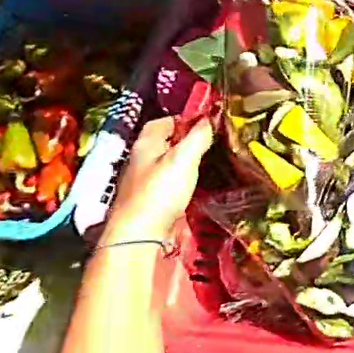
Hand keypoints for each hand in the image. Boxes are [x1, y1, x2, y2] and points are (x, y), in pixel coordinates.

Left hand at [101, 116, 213, 245]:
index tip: (208, 122)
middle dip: (186, 138)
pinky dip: (184, 175)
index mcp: (146, 146)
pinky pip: (170, 178)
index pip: (162, 122)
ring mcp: (144, 180)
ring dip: (187, 157)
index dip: (183, 119)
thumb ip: (198, 138)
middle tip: (213, 140)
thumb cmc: (160, 192)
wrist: (140, 234)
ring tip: (211, 158)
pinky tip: (198, 181)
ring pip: (168, 160)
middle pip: (165, 141)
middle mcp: (141, 160)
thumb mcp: (183, 159)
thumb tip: (210, 119)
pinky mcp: (151, 198)